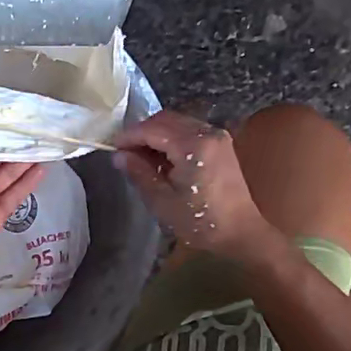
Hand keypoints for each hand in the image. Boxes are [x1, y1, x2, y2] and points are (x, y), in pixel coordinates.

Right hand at [113, 111, 269, 255]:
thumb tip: (119, 156)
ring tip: (140, 156)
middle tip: (124, 152)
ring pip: (177, 123)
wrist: (239, 230)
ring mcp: (217, 136)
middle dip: (141, 132)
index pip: (153, 129)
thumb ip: (139, 173)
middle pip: (166, 119)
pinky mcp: (220, 143)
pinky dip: (170, 138)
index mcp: (192, 146)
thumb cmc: (198, 221)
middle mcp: (207, 133)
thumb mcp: (161, 200)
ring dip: (155, 134)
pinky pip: (189, 131)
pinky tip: (161, 158)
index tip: (111, 148)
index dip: (129, 136)